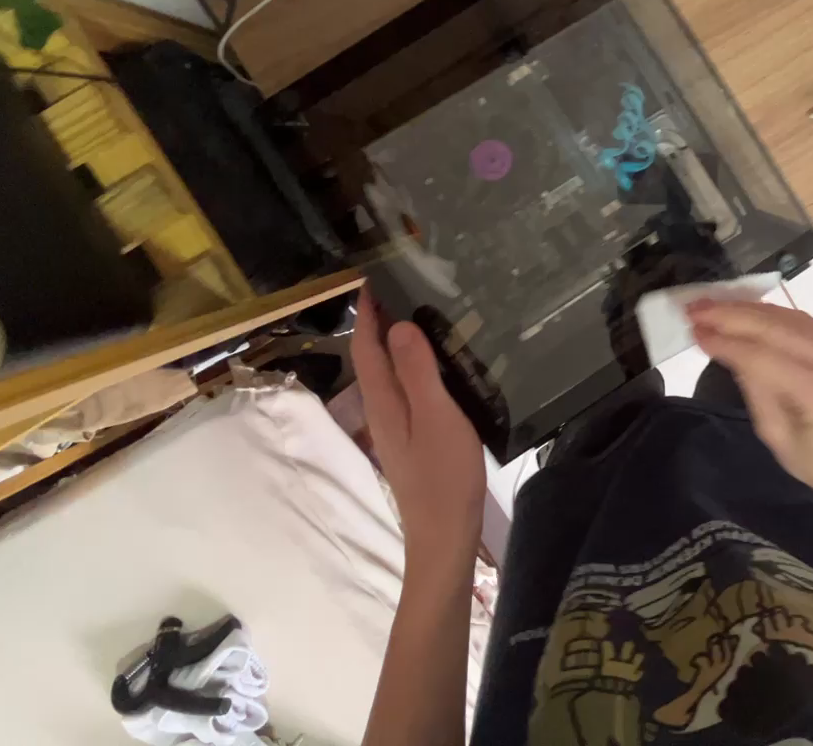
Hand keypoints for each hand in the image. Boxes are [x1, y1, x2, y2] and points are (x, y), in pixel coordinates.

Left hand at [351, 288, 485, 560]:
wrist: (446, 534)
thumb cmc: (443, 475)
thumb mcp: (437, 418)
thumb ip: (418, 373)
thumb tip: (400, 325)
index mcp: (385, 401)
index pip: (367, 347)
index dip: (366, 313)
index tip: (373, 278)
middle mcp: (384, 410)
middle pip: (373, 358)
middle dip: (378, 322)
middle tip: (402, 287)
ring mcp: (397, 426)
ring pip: (390, 373)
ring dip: (395, 342)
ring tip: (420, 313)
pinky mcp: (414, 437)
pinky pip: (406, 388)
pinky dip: (413, 364)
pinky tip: (436, 363)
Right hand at [686, 299, 812, 525]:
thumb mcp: (779, 439)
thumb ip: (755, 390)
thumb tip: (728, 352)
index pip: (762, 355)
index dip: (725, 341)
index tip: (694, 331)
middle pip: (774, 326)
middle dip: (729, 314)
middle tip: (694, 308)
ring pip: (788, 316)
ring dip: (747, 308)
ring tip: (711, 305)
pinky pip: (802, 321)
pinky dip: (769, 314)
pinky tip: (745, 311)